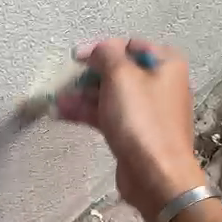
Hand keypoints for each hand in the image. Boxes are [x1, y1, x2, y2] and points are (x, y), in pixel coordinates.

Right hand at [55, 37, 207, 221]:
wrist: (156, 175)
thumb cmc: (143, 121)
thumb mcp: (121, 76)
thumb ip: (105, 54)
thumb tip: (96, 50)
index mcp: (166, 64)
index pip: (130, 45)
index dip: (102, 48)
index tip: (77, 57)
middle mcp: (159, 84)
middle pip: (118, 71)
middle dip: (88, 75)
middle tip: (66, 79)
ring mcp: (146, 111)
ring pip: (109, 94)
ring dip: (82, 94)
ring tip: (56, 98)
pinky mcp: (134, 133)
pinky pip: (107, 115)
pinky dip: (86, 112)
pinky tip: (61, 112)